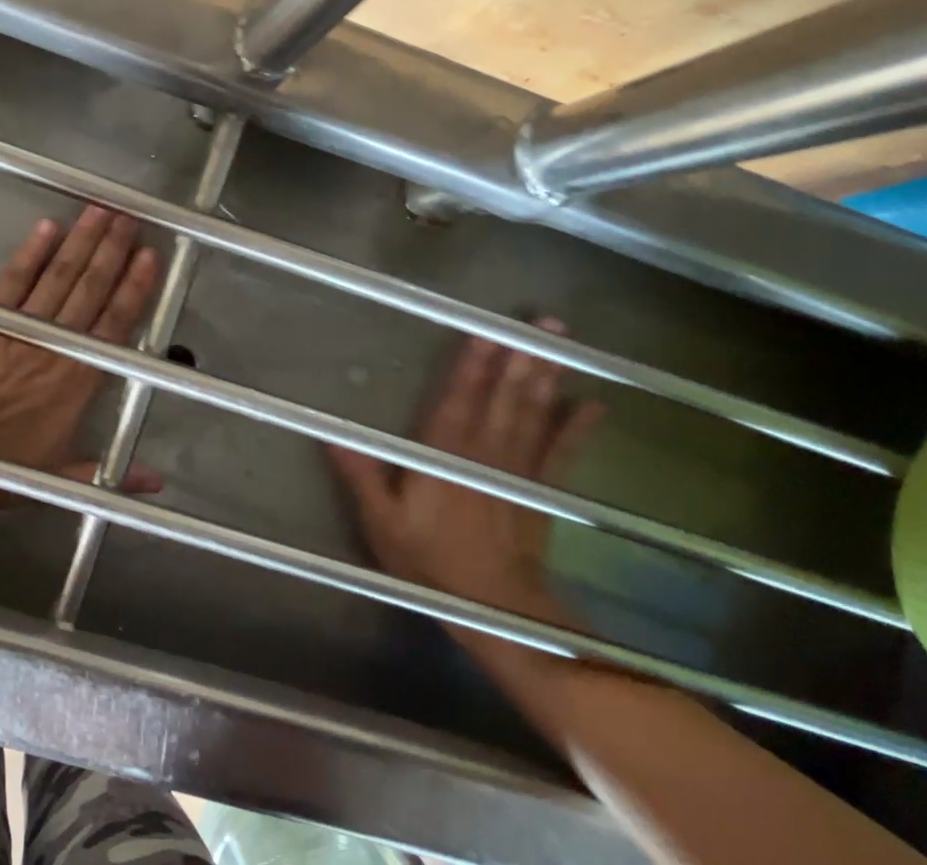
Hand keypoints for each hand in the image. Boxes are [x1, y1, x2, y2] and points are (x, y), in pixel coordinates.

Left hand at [0, 206, 162, 496]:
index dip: (135, 288)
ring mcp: (21, 328)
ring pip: (60, 277)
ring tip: (101, 210)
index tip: (151, 257)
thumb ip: (108, 473)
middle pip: (91, 289)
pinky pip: (14, 281)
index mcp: (79, 380)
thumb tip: (158, 484)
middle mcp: (57, 345)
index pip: (116, 323)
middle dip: (114, 250)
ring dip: (82, 242)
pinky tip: (48, 228)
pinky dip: (31, 254)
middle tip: (132, 216)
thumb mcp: (59, 477)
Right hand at [328, 318, 604, 616]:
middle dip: (522, 358)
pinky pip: (561, 451)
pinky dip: (578, 428)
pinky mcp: (540, 490)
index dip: (471, 366)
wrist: (492, 604)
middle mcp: (486, 453)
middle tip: (545, 321)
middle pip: (505, 398)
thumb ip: (362, 477)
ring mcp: (519, 470)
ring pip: (534, 414)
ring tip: (561, 342)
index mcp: (445, 457)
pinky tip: (594, 404)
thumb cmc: (428, 561)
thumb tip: (332, 437)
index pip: (458, 401)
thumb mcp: (382, 522)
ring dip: (547, 377)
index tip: (485, 332)